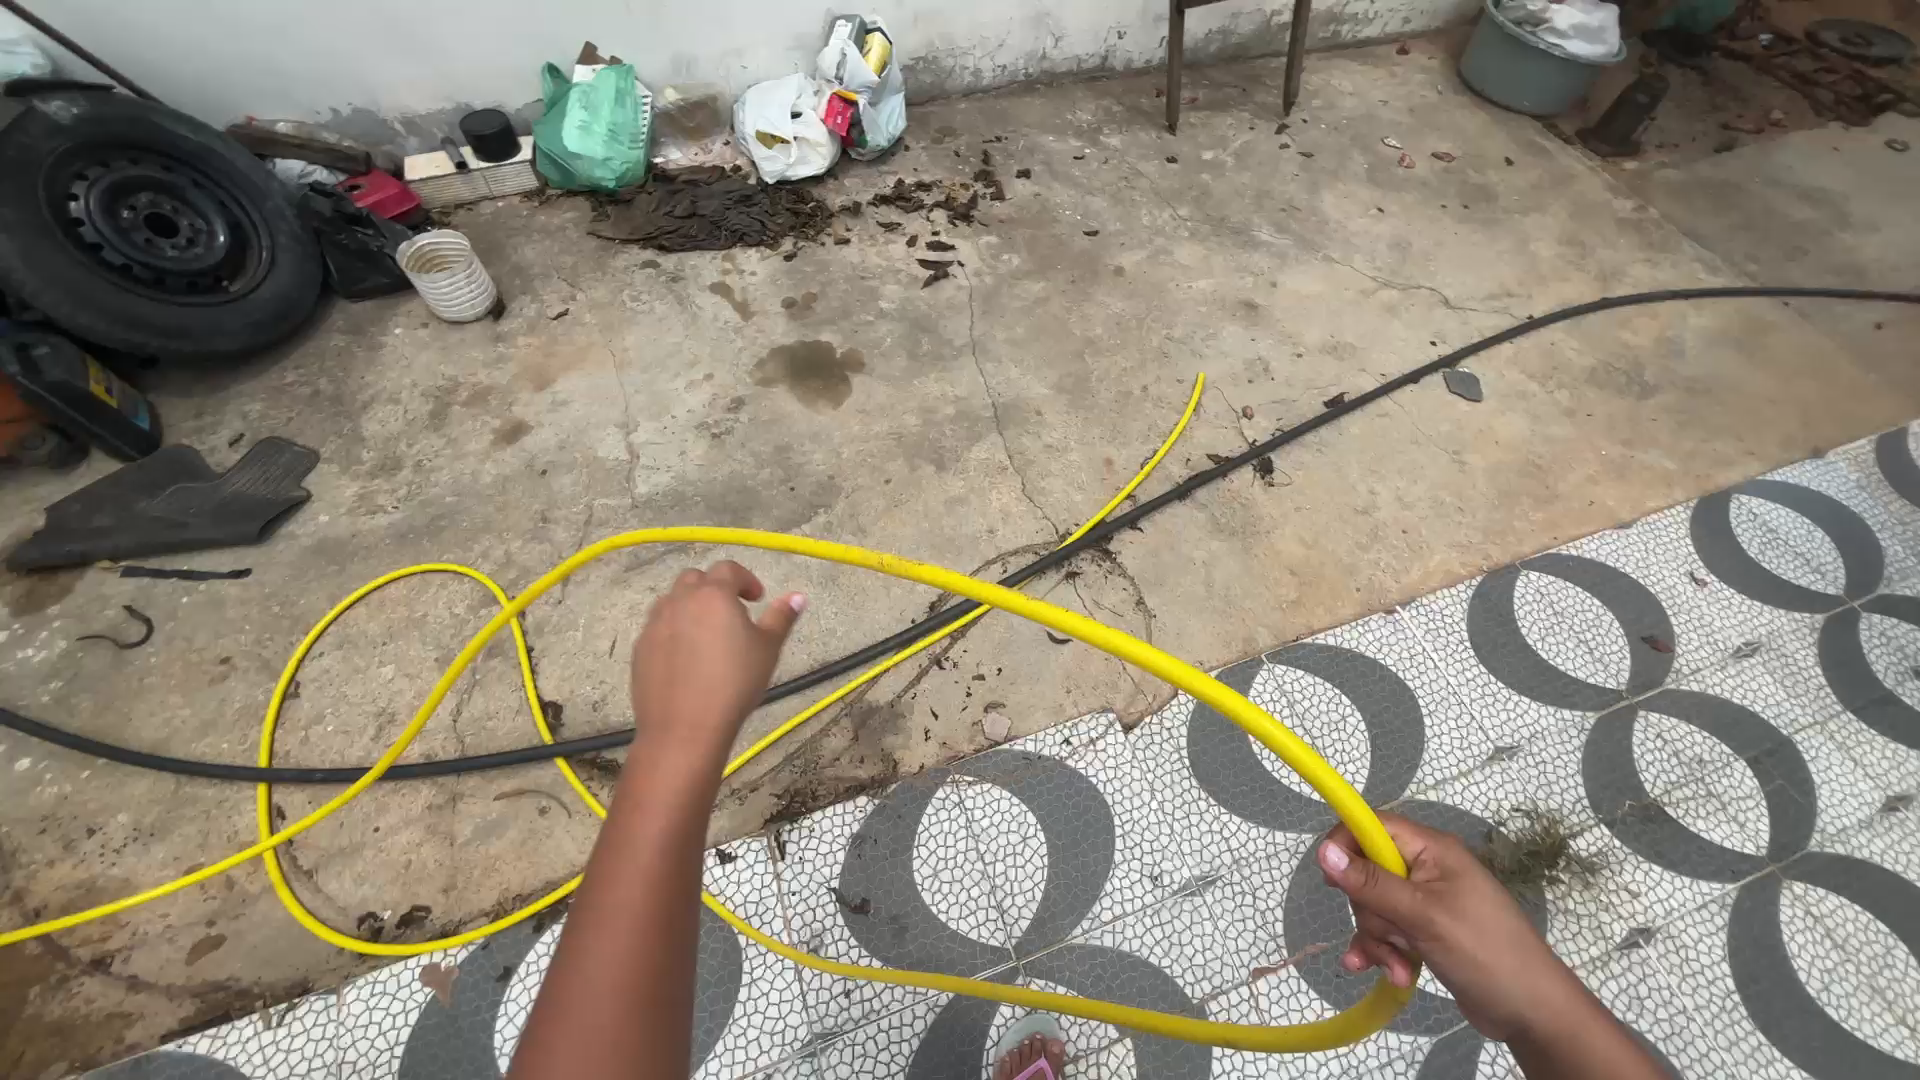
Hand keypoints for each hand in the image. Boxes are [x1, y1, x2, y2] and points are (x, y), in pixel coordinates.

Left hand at [628, 561, 805, 763]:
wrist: (684, 728)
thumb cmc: (735, 683)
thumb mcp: (768, 649)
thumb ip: (781, 617)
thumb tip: (798, 596)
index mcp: (714, 595)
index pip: (728, 569)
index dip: (746, 579)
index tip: (757, 599)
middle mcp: (680, 601)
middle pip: (695, 578)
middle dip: (715, 587)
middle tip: (732, 613)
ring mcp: (655, 624)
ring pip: (672, 600)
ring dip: (691, 605)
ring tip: (708, 633)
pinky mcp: (640, 648)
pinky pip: (658, 626)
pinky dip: (674, 629)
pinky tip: (687, 657)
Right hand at [1317, 812, 1585, 1042]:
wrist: (1536, 1017)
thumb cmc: (1485, 953)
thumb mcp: (1423, 916)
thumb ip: (1371, 883)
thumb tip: (1322, 851)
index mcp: (1432, 850)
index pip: (1372, 826)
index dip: (1345, 843)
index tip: (1329, 876)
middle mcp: (1426, 869)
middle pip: (1367, 871)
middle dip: (1369, 910)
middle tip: (1390, 936)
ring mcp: (1426, 901)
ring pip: (1373, 906)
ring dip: (1376, 938)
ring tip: (1396, 968)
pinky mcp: (1424, 930)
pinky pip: (1385, 930)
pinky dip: (1380, 950)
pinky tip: (1380, 971)